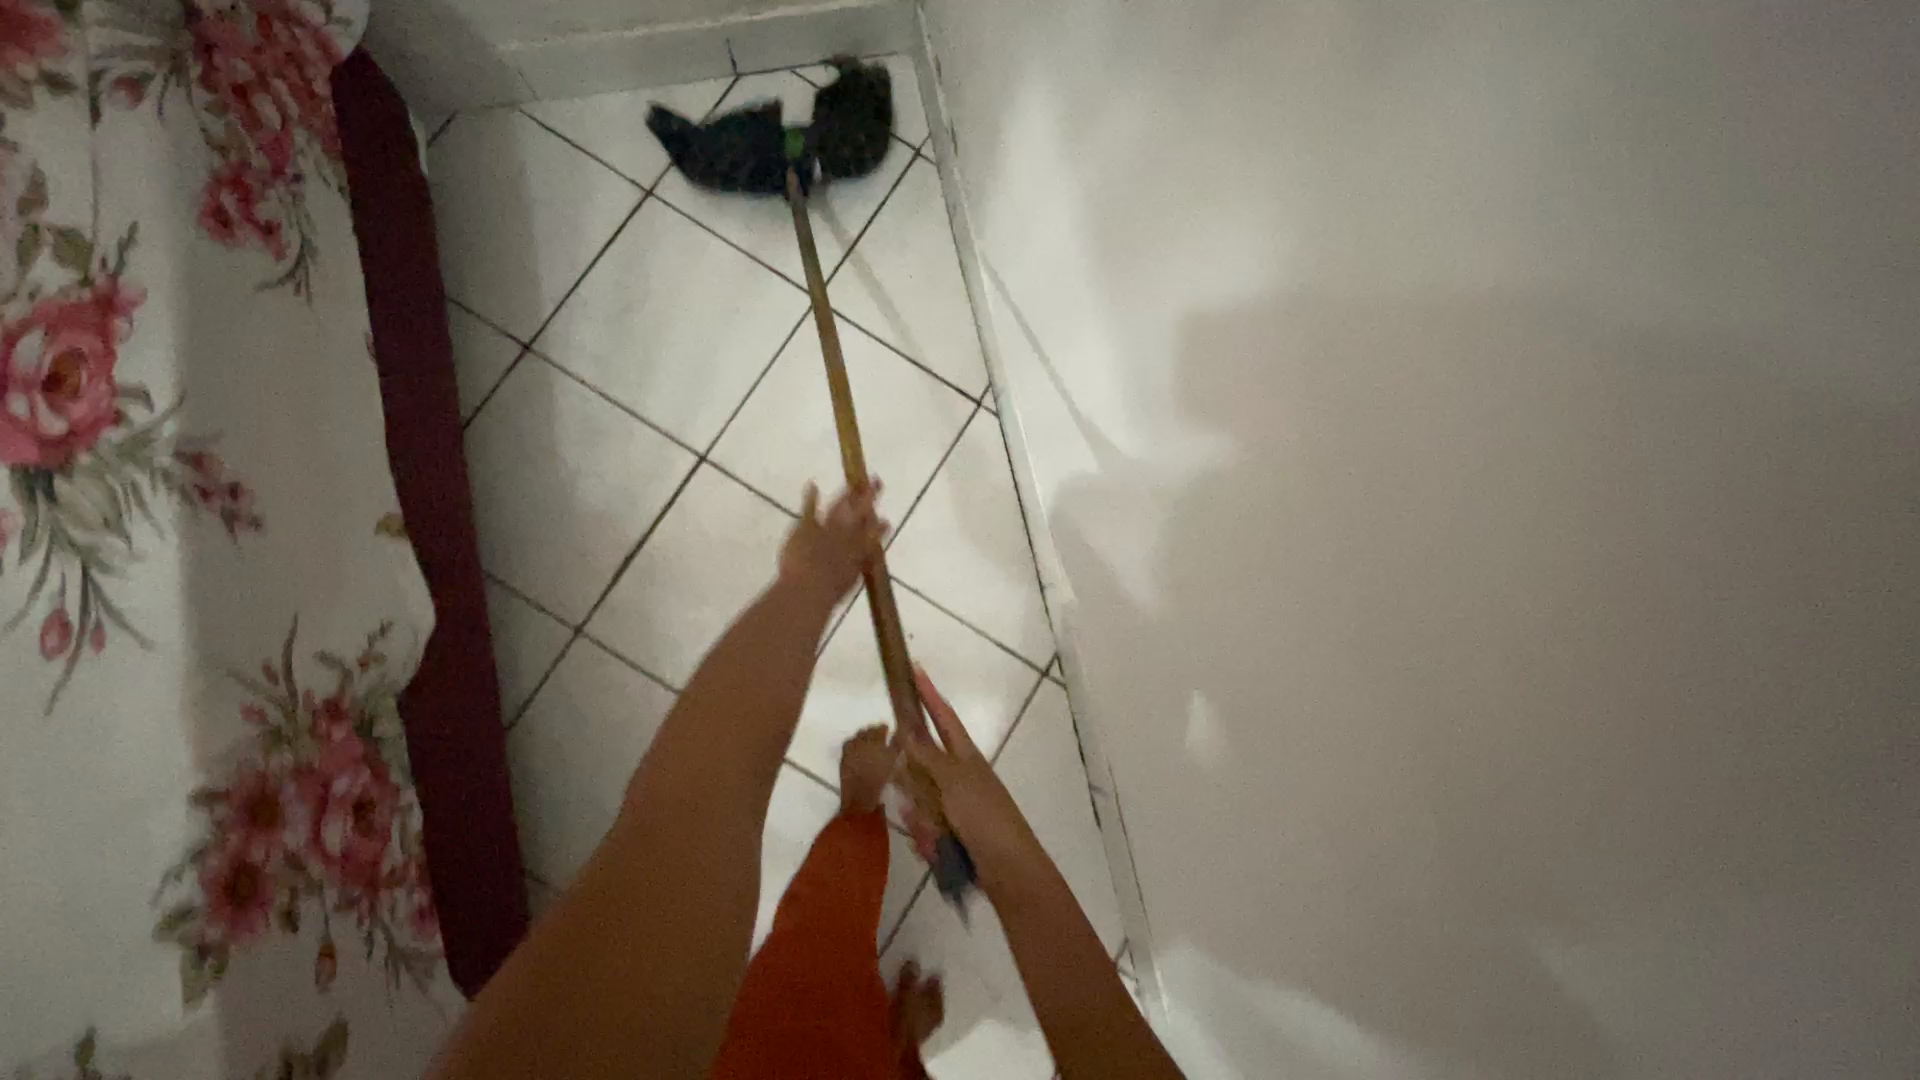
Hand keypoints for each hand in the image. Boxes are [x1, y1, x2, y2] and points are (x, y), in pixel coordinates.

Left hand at [778, 479, 885, 603]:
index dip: (880, 528)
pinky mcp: (807, 525)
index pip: (874, 536)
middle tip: (878, 481)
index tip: (886, 521)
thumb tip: (866, 562)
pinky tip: (812, 484)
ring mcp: (828, 527)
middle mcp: (848, 534)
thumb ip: (858, 569)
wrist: (808, 587)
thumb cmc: (828, 594)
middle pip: (862, 512)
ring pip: (841, 505)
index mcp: (860, 552)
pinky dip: (810, 496)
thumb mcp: (850, 583)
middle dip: (870, 496)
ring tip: (855, 480)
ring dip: (849, 492)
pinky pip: (809, 507)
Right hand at [902, 664, 1051, 898]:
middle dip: (915, 792)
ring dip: (924, 823)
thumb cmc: (985, 817)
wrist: (1009, 869)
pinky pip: (925, 832)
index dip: (928, 694)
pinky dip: (930, 843)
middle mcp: (959, 777)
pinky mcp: (952, 834)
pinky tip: (941, 852)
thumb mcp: (953, 781)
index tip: (914, 668)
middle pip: (921, 770)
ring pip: (919, 804)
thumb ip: (927, 757)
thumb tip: (906, 729)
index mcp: (965, 756)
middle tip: (922, 809)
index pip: (943, 717)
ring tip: (940, 837)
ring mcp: (956, 807)